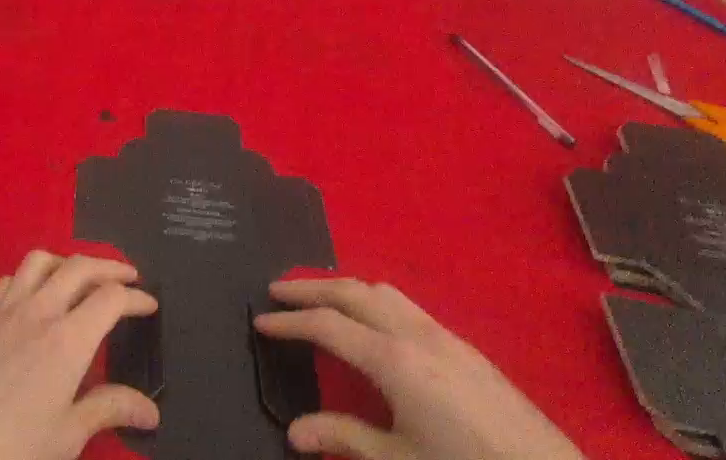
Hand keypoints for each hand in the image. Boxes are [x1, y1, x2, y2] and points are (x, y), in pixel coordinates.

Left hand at [0, 251, 160, 459]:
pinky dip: (31, 275)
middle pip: (79, 267)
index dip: (135, 297)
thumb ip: (109, 410)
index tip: (149, 304)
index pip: (110, 299)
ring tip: (81, 277)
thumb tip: (150, 409)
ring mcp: (5, 308)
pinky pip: (10, 278)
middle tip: (128, 277)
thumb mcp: (68, 434)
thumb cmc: (14, 446)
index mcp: (67, 339)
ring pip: (40, 260)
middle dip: (109, 266)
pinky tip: (35, 294)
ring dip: (68, 261)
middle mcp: (38, 310)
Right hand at [255, 279, 585, 459]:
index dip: (289, 321)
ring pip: (382, 290)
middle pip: (351, 292)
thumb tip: (293, 433)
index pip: (327, 325)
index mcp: (393, 360)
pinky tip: (371, 322)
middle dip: (310, 287)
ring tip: (320, 298)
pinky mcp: (465, 347)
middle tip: (277, 291)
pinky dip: (373, 299)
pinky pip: (405, 304)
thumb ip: (346, 438)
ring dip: (344, 287)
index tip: (260, 320)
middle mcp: (414, 334)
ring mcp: (444, 335)